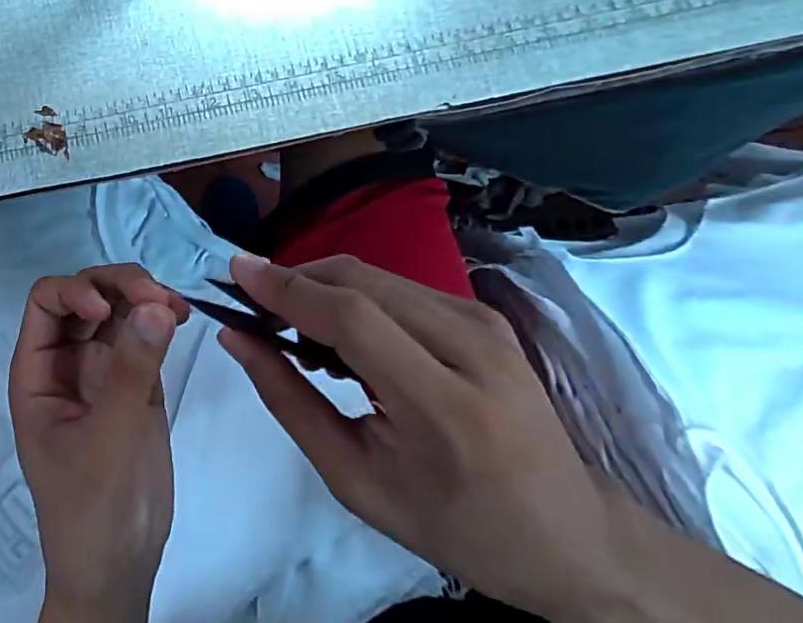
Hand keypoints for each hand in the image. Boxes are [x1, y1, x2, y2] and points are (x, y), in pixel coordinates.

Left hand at [10, 264, 191, 622]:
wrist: (119, 566)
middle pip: (86, 293)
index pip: (46, 302)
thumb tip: (156, 304)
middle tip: (160, 297)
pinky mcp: (136, 378)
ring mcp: (103, 367)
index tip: (107, 308)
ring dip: (145, 293)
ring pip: (119, 306)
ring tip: (177, 306)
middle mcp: (68, 359)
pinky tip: (182, 316)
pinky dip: (162, 316)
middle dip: (120, 285)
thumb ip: (130, 371)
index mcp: (39, 371)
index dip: (74, 291)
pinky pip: (145, 332)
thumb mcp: (108, 439)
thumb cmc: (93, 508)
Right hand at [216, 253, 652, 622]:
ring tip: (299, 330)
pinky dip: (356, 295)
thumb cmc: (454, 524)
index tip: (236, 270)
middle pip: (361, 279)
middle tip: (257, 308)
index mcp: (446, 407)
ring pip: (377, 274)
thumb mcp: (356, 481)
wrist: (566, 533)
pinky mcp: (485, 312)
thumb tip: (236, 338)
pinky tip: (345, 333)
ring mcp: (485, 321)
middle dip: (297, 279)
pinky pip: (399, 285)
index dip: (287, 286)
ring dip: (323, 287)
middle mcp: (473, 346)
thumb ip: (289, 402)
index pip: (352, 318)